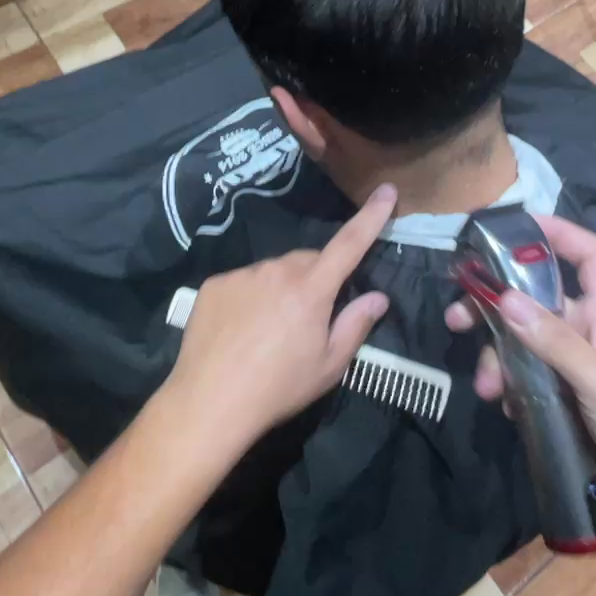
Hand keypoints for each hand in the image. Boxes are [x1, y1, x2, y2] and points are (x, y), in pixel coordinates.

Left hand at [162, 185, 397, 446]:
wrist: (209, 403)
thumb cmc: (278, 389)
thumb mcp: (329, 367)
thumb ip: (356, 325)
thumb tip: (377, 297)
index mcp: (311, 290)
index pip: (349, 245)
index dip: (371, 217)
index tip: (386, 192)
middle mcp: (276, 271)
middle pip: (308, 262)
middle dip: (317, 279)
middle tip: (311, 319)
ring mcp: (242, 275)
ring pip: (274, 271)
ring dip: (281, 288)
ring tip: (270, 331)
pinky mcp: (215, 285)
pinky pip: (244, 281)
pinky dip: (251, 297)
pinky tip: (242, 330)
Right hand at [445, 214, 595, 517]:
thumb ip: (553, 341)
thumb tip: (505, 297)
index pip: (591, 257)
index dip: (560, 234)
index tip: (518, 225)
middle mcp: (591, 334)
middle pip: (538, 302)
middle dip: (496, 307)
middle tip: (457, 318)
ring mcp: (576, 369)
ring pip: (524, 345)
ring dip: (497, 359)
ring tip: (485, 387)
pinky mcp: (564, 400)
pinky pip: (526, 379)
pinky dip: (508, 387)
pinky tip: (503, 406)